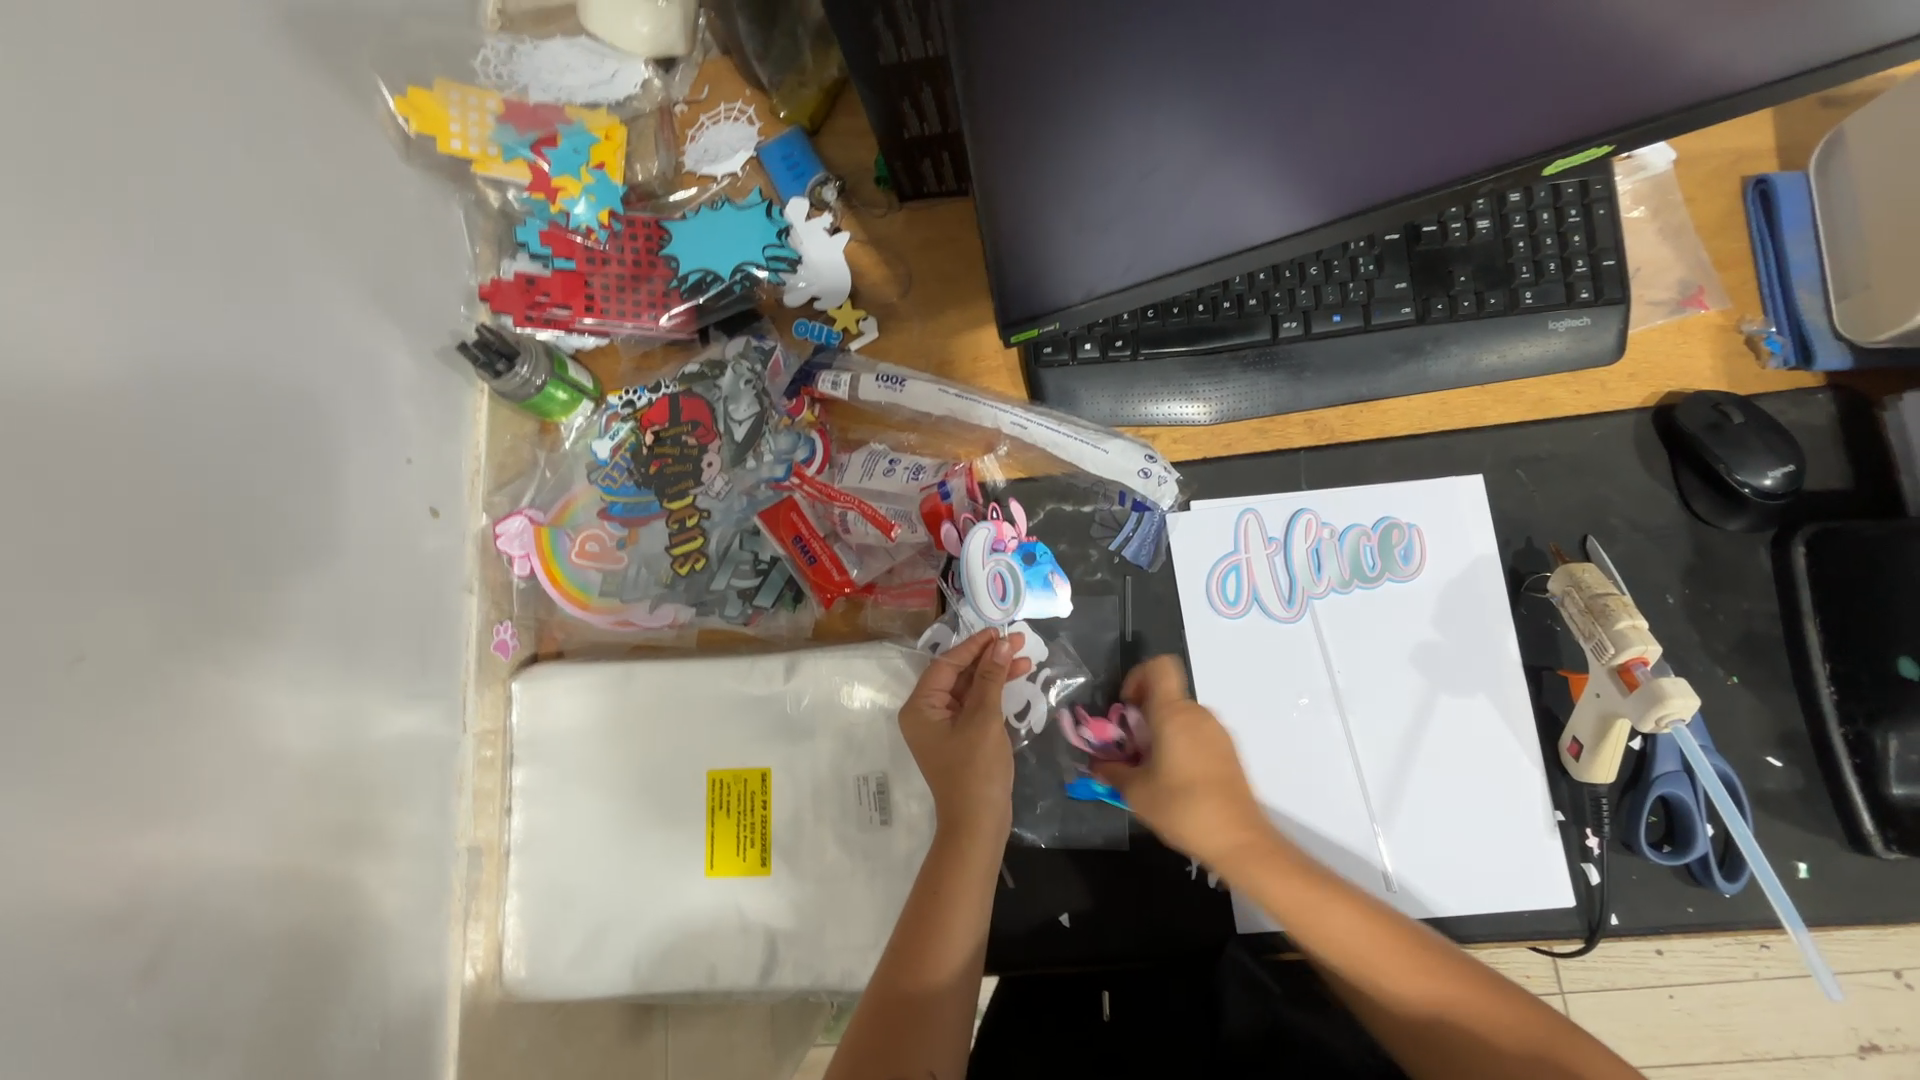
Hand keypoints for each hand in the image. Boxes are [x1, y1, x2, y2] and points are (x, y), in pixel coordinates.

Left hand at [899, 630, 1032, 846]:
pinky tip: (1016, 678)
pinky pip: (974, 705)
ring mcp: (942, 727)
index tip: (999, 632)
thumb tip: (1001, 644)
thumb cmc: (976, 770)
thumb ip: (991, 678)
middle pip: (957, 674)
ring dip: (995, 673)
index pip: (946, 664)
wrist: (979, 823)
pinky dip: (994, 692)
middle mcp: (926, 713)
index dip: (974, 646)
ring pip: (969, 688)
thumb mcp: (984, 718)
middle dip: (988, 657)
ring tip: (1025, 657)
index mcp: (920, 707)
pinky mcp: (959, 737)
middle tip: (1018, 641)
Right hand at [1093, 655, 1275, 869]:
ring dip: (1161, 731)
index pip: (1159, 666)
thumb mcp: (1135, 792)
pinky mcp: (1228, 750)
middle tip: (1129, 748)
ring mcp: (1217, 732)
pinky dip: (1180, 744)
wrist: (1238, 839)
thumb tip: (1096, 764)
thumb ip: (1111, 771)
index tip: (1126, 708)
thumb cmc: (1182, 808)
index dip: (1137, 677)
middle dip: (1142, 714)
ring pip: (1181, 716)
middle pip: (1166, 695)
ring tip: (1150, 768)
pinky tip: (1174, 779)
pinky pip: (1197, 733)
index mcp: (1173, 714)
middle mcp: (1197, 714)